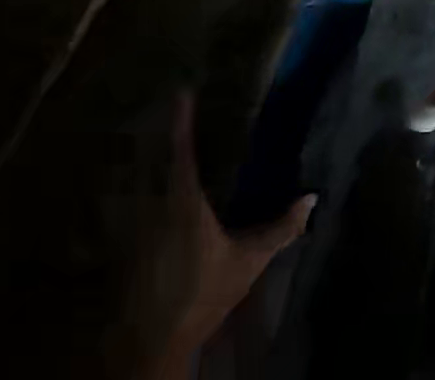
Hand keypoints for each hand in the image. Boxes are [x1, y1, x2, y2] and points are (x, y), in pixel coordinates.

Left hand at [110, 92, 313, 377]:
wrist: (152, 342)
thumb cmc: (203, 294)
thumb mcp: (248, 261)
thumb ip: (280, 229)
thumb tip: (312, 198)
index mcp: (184, 204)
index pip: (181, 151)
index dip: (181, 120)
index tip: (183, 92)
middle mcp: (152, 206)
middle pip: (146, 157)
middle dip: (153, 128)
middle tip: (162, 103)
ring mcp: (132, 225)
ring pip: (131, 176)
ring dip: (138, 152)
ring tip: (145, 130)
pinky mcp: (122, 244)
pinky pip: (124, 198)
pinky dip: (129, 181)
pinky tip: (133, 178)